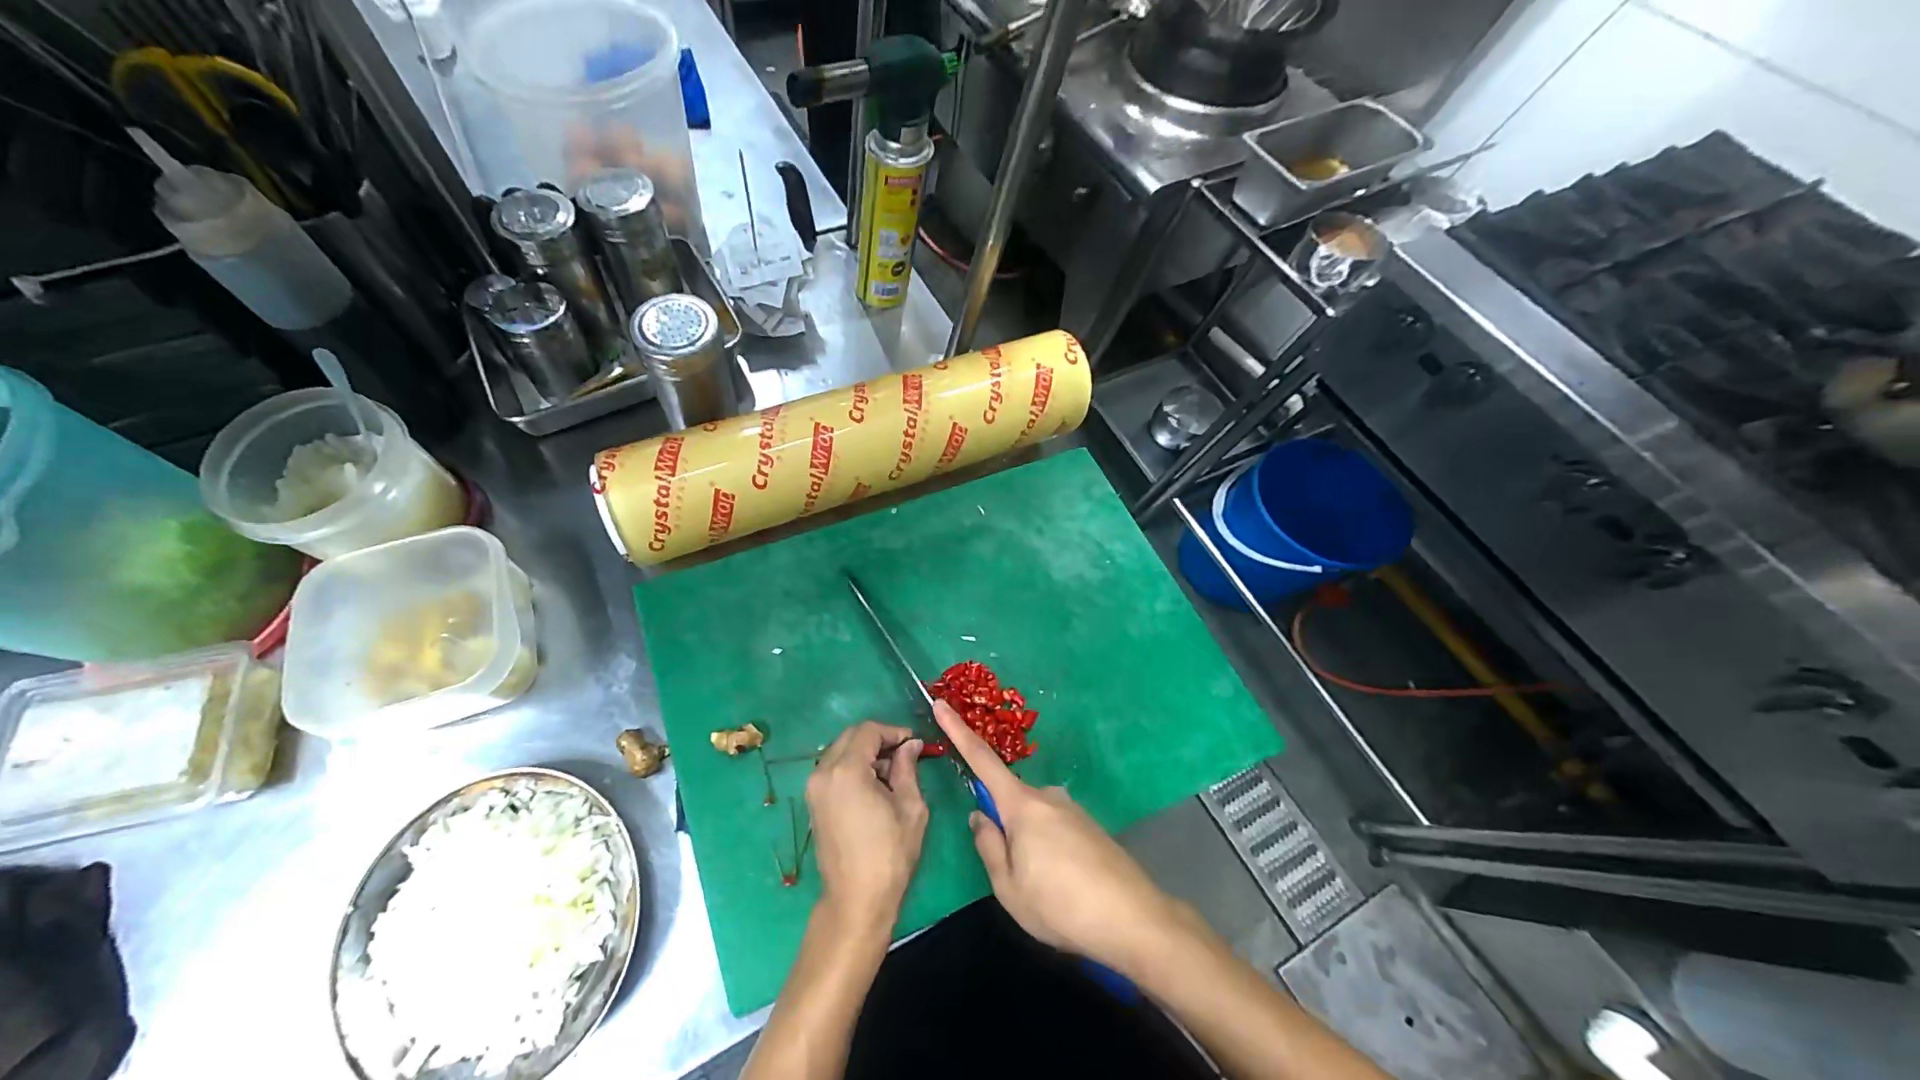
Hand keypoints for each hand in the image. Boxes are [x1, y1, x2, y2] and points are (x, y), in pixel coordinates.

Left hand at [805, 721, 927, 927]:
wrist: (857, 899)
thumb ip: (908, 768)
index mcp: (846, 770)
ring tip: (892, 774)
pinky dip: (853, 768)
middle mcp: (822, 773)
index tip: (913, 743)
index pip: (868, 731)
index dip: (893, 731)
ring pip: (840, 752)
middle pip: (851, 737)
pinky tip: (874, 787)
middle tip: (904, 755)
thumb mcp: (910, 806)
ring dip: (865, 754)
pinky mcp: (813, 803)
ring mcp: (813, 788)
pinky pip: (833, 771)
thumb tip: (911, 745)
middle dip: (879, 740)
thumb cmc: (890, 853)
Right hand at [933, 702, 1185, 973]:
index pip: (982, 760)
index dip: (958, 731)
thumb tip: (980, 815)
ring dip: (1028, 844)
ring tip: (1044, 891)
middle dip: (1002, 827)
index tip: (941, 704)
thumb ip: (988, 846)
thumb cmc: (1060, 905)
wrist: (1133, 919)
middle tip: (1015, 875)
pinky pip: (1055, 828)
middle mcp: (1048, 797)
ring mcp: (1073, 809)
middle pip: (1010, 799)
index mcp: (1022, 806)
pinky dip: (1049, 850)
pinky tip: (1064, 885)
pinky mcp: (1091, 826)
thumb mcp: (1008, 886)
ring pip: (1033, 818)